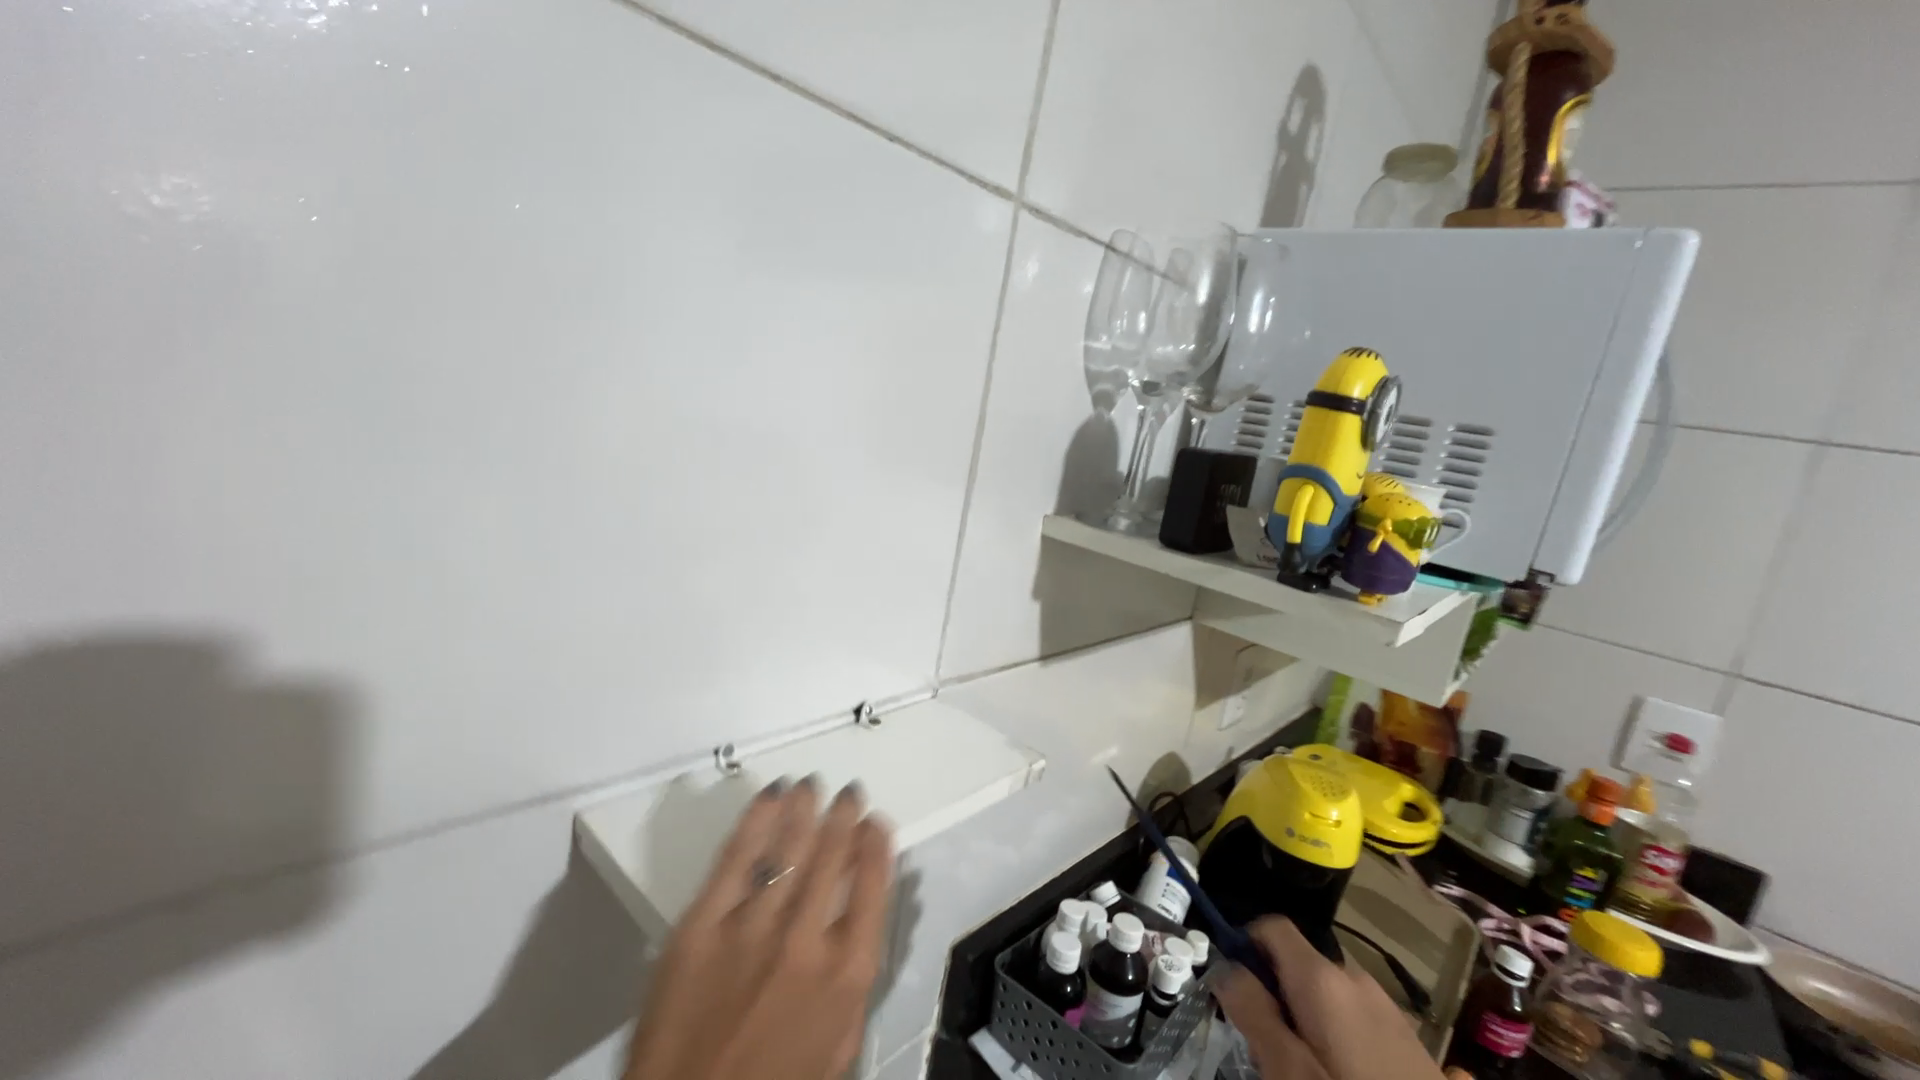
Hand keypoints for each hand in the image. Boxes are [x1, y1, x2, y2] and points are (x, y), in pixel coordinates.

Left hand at [624, 778, 895, 1079]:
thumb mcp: (838, 1044)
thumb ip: (853, 982)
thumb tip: (860, 919)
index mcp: (845, 973)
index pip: (872, 887)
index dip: (877, 846)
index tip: (876, 822)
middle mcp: (805, 940)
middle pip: (833, 857)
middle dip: (844, 816)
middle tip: (849, 791)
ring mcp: (751, 927)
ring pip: (789, 848)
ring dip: (805, 809)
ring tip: (813, 784)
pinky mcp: (701, 924)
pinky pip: (736, 859)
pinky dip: (756, 821)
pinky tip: (770, 796)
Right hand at [1213, 917, 1443, 1079]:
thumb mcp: (1287, 1070)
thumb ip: (1251, 1011)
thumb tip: (1225, 966)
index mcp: (1322, 978)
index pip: (1272, 926)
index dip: (1245, 947)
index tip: (1234, 990)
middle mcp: (1355, 977)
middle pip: (1297, 965)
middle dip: (1273, 993)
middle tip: (1265, 1046)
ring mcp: (1386, 1006)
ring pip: (1326, 993)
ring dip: (1304, 1017)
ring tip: (1304, 1069)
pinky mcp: (1407, 1035)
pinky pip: (1354, 1016)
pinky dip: (1336, 1033)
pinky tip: (1341, 1074)